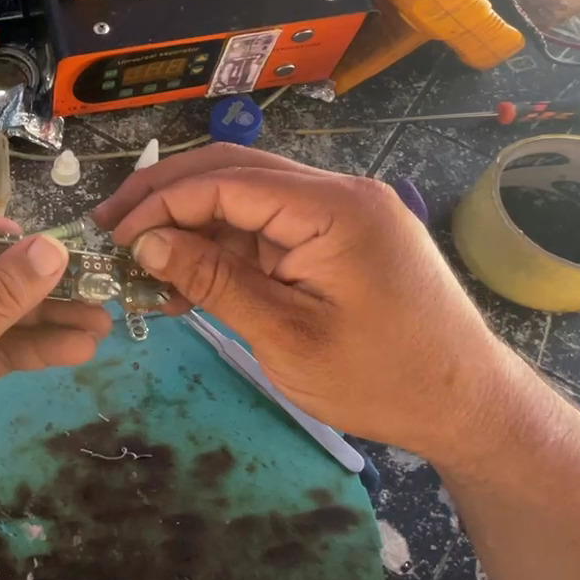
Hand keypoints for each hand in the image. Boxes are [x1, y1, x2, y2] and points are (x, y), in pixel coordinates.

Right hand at [95, 145, 541, 466]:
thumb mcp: (286, 335)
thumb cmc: (383, 379)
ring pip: (242, 194)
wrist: (469, 409)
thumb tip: (144, 243)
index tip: (115, 240)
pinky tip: (183, 271)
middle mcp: (337, 193)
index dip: (161, 206)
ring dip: (186, 220)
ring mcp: (337, 213)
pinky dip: (217, 244)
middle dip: (163, 194)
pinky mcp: (333, 237)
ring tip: (137, 253)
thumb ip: (213, 280)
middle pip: (231, 170)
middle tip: (109, 224)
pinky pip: (262, 225)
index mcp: (335, 208)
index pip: (226, 183)